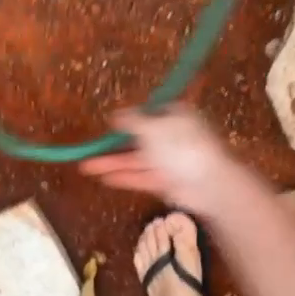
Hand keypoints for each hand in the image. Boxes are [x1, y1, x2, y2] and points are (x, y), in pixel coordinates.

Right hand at [79, 105, 239, 214]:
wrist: (208, 182)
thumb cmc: (182, 146)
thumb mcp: (153, 127)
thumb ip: (132, 121)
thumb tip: (117, 113)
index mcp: (174, 116)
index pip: (150, 113)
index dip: (130, 117)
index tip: (111, 121)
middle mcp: (172, 137)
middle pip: (139, 139)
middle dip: (114, 144)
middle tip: (89, 147)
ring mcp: (169, 161)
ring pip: (136, 160)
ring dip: (112, 163)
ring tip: (86, 166)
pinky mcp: (166, 182)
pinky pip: (141, 177)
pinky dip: (124, 176)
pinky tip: (104, 178)